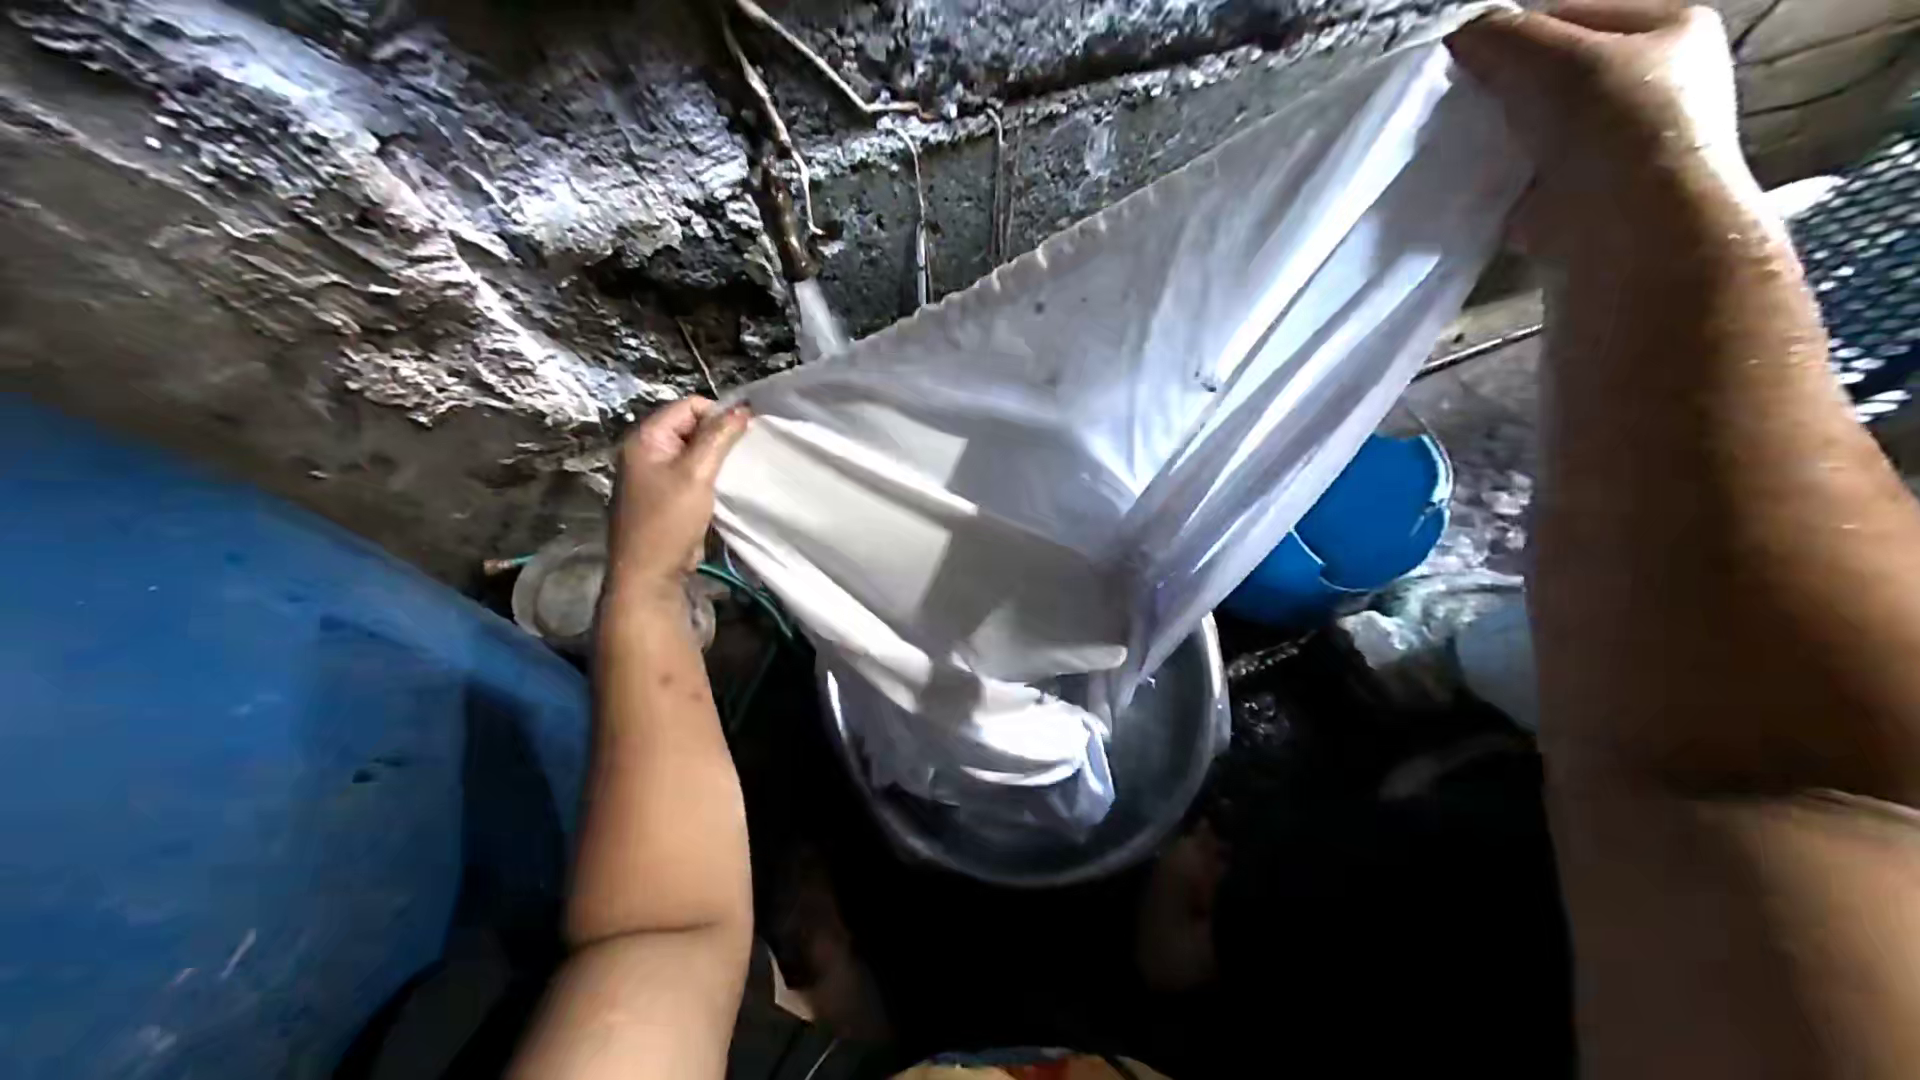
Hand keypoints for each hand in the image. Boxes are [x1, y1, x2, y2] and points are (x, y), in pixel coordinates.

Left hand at [606, 397, 750, 600]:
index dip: (718, 415)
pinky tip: (726, 488)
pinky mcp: (667, 496)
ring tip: (737, 471)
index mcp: (646, 438)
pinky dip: (711, 477)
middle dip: (719, 436)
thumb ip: (718, 437)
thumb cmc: (668, 521)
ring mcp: (655, 475)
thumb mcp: (696, 474)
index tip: (742, 436)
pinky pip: (693, 474)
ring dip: (718, 458)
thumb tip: (742, 409)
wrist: (649, 574)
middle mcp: (647, 451)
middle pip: (691, 426)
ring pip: (695, 451)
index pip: (688, 406)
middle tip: (743, 455)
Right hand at [1446, 3, 1757, 258]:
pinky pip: (1519, 175)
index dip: (1511, 36)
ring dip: (1492, 138)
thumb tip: (1460, 36)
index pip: (1569, 14)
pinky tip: (1469, 184)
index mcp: (1664, 29)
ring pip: (1530, 126)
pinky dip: (1492, 180)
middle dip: (1498, 90)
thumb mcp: (1557, 61)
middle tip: (1455, 107)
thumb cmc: (1610, 130)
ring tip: (1457, 147)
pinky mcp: (1570, 195)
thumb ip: (1506, 38)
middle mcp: (1644, 83)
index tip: (1461, 65)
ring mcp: (1607, 144)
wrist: (1623, 230)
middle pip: (1547, 74)